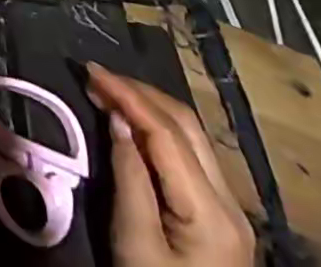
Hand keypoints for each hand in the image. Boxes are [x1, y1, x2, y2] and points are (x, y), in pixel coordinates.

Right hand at [88, 64, 255, 266]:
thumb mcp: (135, 248)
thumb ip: (130, 179)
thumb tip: (120, 120)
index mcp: (210, 211)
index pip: (166, 132)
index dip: (128, 95)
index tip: (91, 72)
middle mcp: (229, 201)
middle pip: (186, 126)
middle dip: (140, 92)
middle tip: (96, 77)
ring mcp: (230, 209)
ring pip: (192, 136)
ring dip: (150, 107)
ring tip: (109, 92)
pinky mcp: (221, 218)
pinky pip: (191, 156)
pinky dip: (159, 130)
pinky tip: (133, 125)